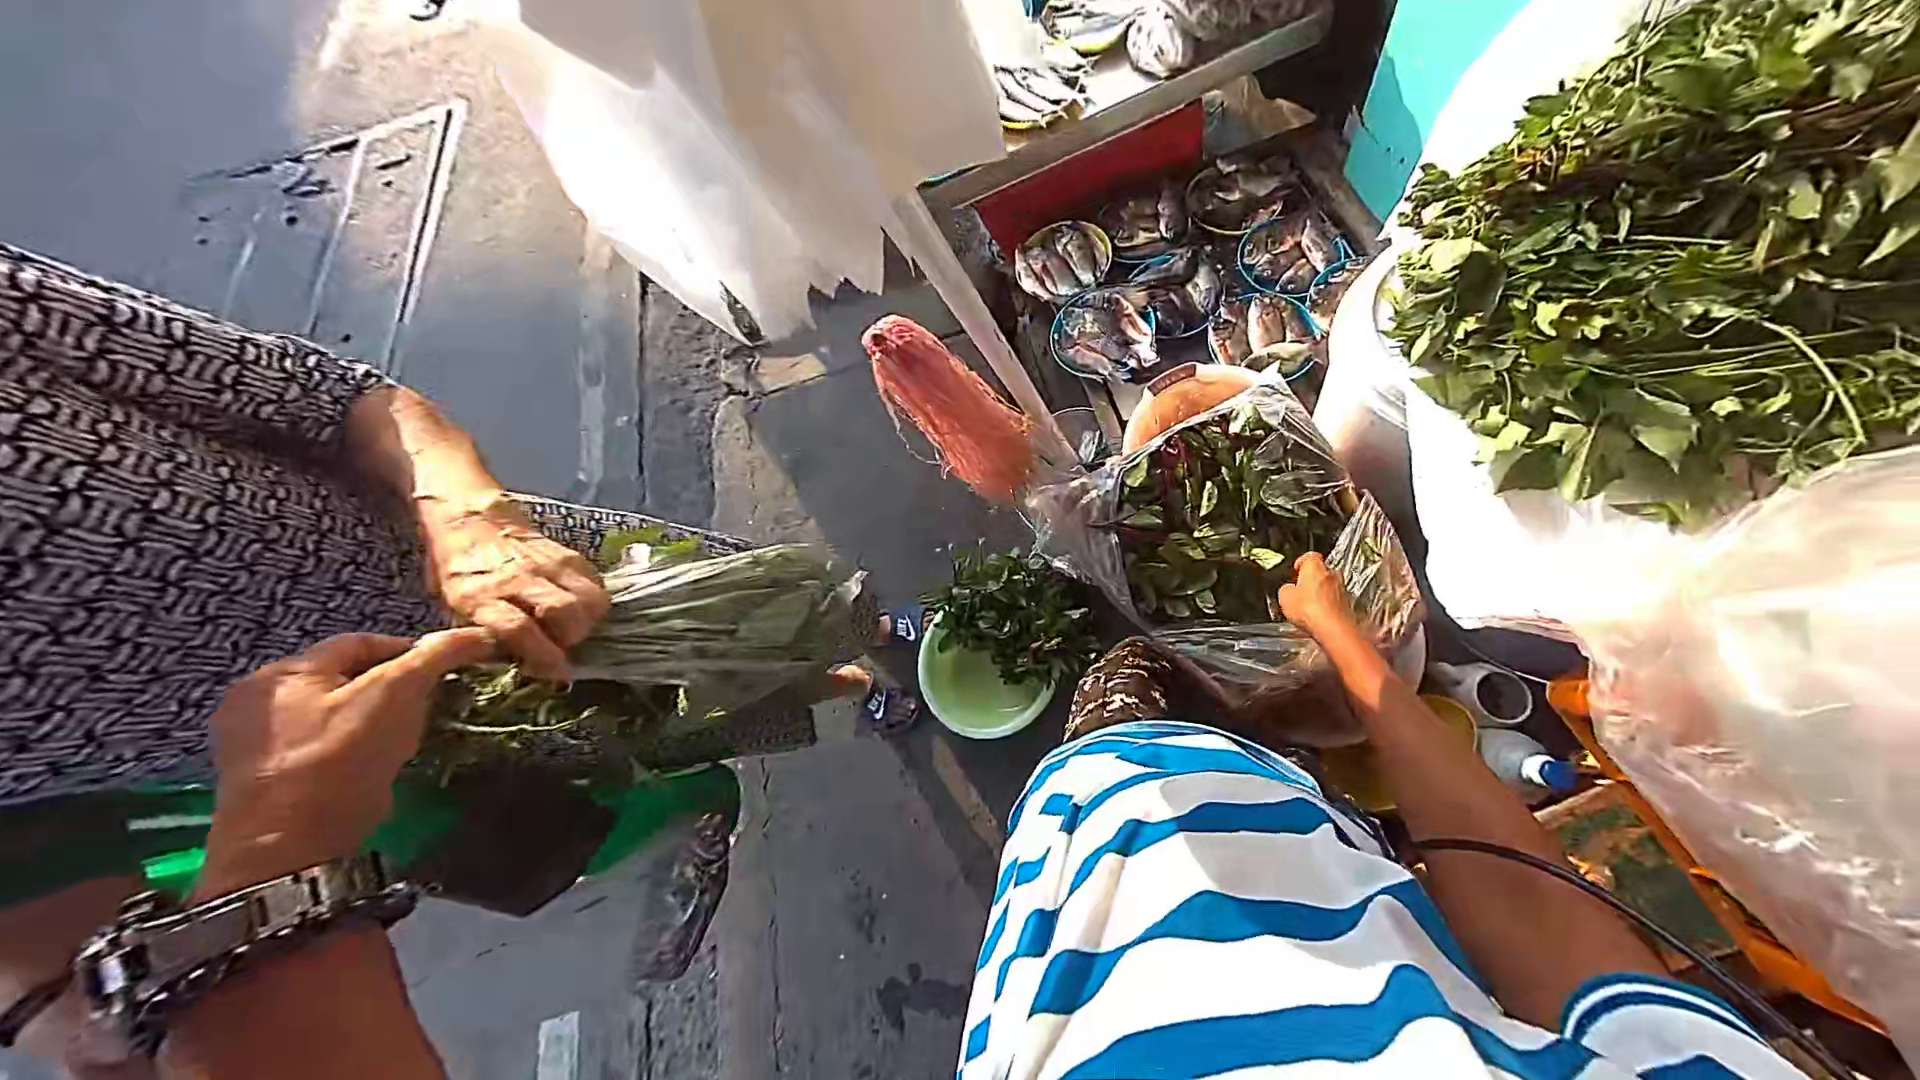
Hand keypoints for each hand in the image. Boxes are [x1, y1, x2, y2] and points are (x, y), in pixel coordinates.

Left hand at [196, 629, 495, 896]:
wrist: (294, 847)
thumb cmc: (344, 756)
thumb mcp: (400, 692)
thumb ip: (438, 655)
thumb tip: (481, 633)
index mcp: (282, 672)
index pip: (364, 642)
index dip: (414, 651)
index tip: (448, 672)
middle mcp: (256, 700)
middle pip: (351, 675)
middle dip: (399, 686)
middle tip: (432, 703)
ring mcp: (255, 741)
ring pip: (342, 708)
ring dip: (382, 715)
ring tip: (410, 733)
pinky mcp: (267, 775)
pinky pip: (327, 740)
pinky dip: (360, 742)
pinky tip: (379, 758)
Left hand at [420, 497, 610, 680]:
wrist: (473, 521)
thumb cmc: (460, 572)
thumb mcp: (453, 606)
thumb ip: (482, 635)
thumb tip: (514, 666)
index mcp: (480, 596)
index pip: (518, 628)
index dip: (542, 655)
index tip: (556, 672)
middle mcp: (519, 579)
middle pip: (563, 612)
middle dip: (571, 637)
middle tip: (564, 645)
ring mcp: (549, 565)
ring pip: (588, 599)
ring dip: (588, 622)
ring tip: (576, 629)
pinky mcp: (571, 556)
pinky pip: (596, 586)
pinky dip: (594, 605)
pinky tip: (582, 611)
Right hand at [1276, 552, 1358, 643]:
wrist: (1333, 629)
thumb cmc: (1310, 609)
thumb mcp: (1284, 597)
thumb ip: (1286, 589)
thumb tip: (1289, 590)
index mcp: (1315, 567)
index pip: (1309, 556)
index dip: (1301, 562)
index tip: (1295, 570)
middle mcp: (1332, 574)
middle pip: (1320, 571)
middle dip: (1310, 579)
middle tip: (1299, 589)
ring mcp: (1342, 589)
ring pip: (1328, 586)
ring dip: (1319, 592)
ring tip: (1307, 605)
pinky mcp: (1348, 604)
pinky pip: (1334, 600)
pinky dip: (1326, 604)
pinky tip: (1317, 615)